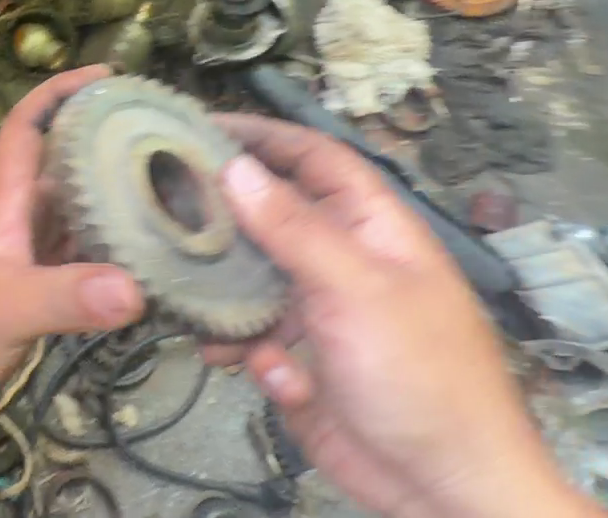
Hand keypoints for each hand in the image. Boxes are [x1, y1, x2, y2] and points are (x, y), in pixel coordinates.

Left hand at [0, 66, 144, 422]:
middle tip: (166, 138)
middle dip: (104, 143)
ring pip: (75, 210)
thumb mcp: (7, 308)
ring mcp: (26, 252)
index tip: (105, 76)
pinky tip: (152, 257)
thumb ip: (64, 297)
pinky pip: (80, 253)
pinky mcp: (36, 285)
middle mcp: (17, 218)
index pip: (24, 129)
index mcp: (3, 204)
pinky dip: (112, 249)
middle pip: (61, 165)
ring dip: (114, 197)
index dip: (56, 94)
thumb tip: (136, 288)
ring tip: (176, 189)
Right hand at [203, 115, 595, 517]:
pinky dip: (232, 338)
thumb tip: (232, 166)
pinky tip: (225, 354)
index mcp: (373, 230)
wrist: (447, 495)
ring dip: (215, 280)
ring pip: (247, 269)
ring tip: (175, 281)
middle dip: (220, 206)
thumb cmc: (420, 377)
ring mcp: (317, 305)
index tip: (199, 126)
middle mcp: (341, 258)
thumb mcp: (357, 291)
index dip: (264, 134)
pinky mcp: (295, 351)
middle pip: (269, 210)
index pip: (316, 157)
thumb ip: (293, 228)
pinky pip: (247, 326)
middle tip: (160, 196)